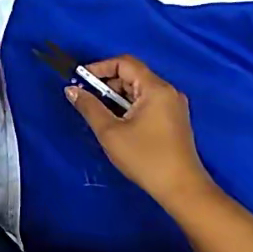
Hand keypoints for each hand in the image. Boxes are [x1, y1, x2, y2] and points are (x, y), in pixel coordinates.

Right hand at [65, 55, 217, 206]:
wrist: (181, 188)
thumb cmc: (144, 158)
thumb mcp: (110, 132)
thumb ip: (89, 107)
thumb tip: (71, 89)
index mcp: (155, 89)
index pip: (124, 63)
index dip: (99, 67)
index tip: (80, 80)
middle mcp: (167, 91)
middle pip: (133, 75)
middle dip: (107, 82)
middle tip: (86, 98)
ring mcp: (173, 105)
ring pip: (139, 89)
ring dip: (117, 96)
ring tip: (99, 112)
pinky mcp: (174, 119)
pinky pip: (147, 102)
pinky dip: (129, 105)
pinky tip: (117, 122)